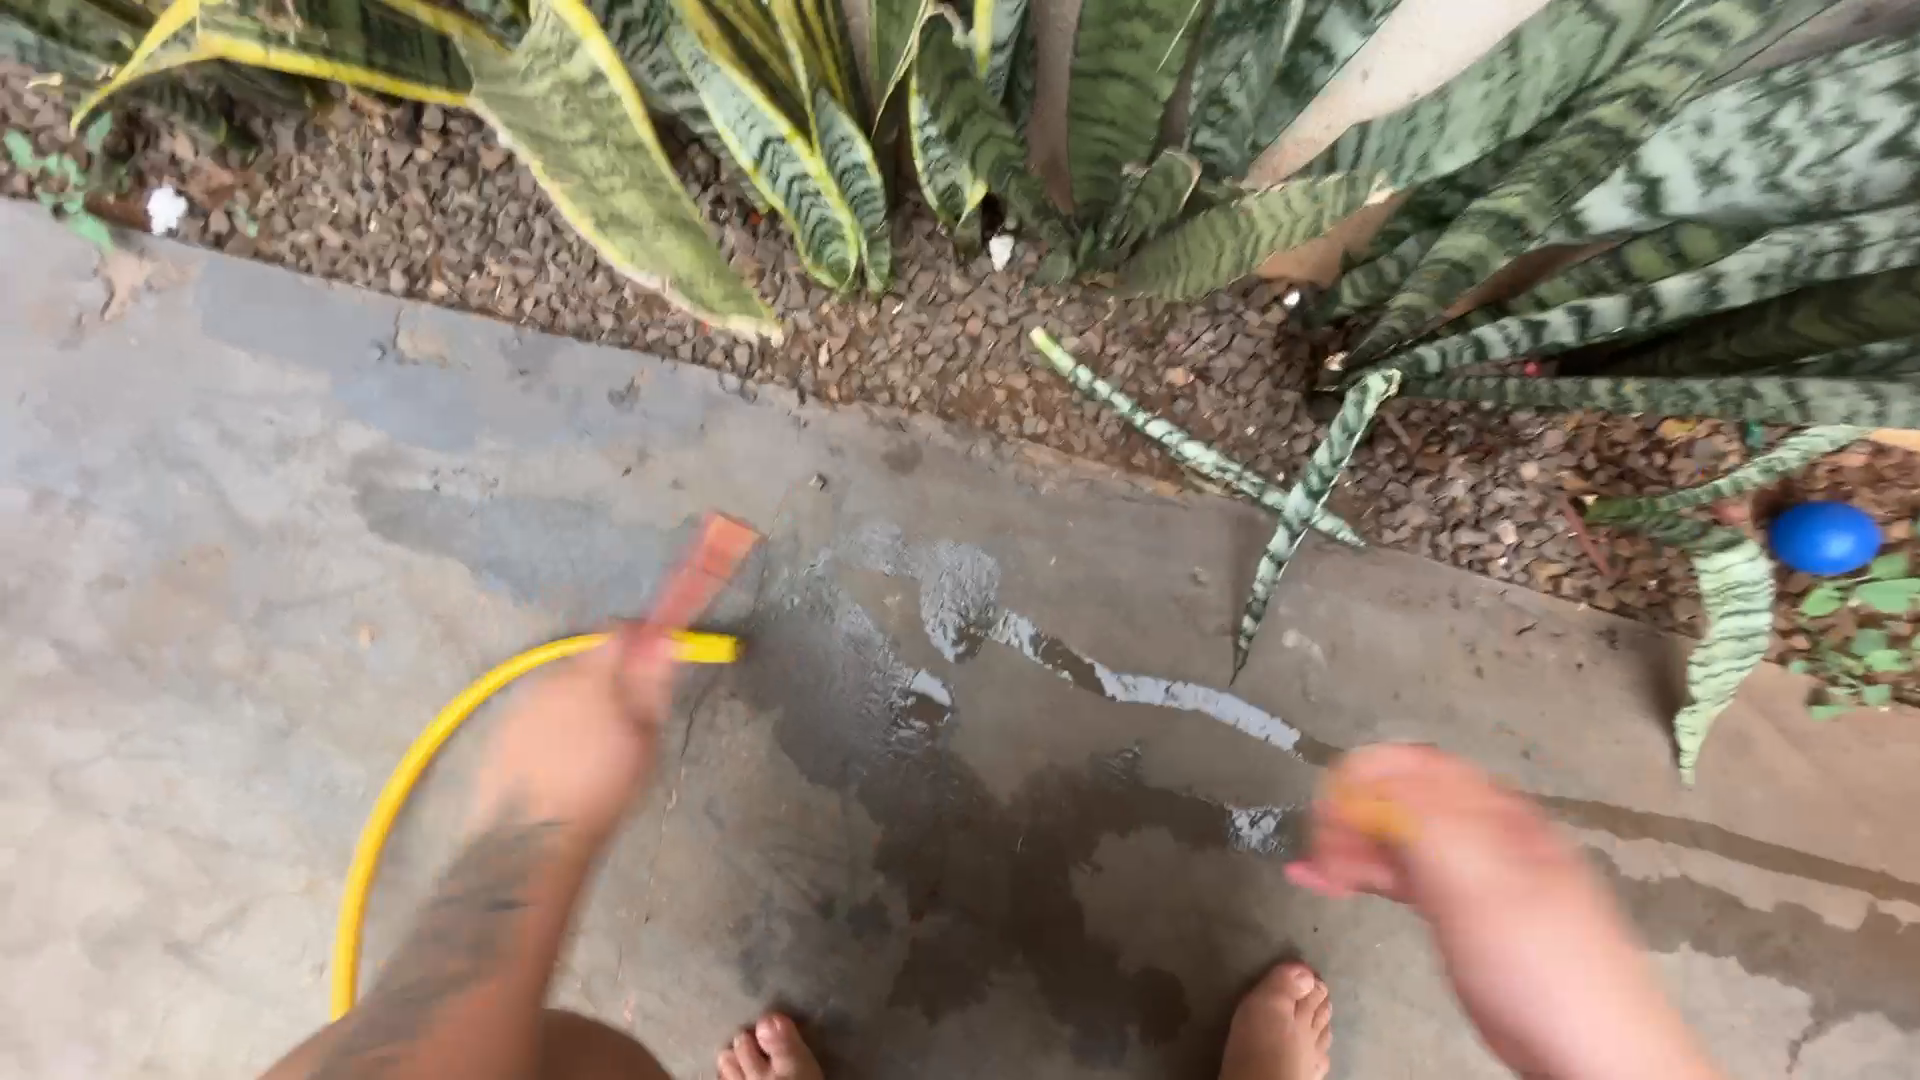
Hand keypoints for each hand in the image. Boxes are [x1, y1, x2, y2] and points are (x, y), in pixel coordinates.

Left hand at [468, 624, 679, 846]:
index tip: (655, 660)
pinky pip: (538, 710)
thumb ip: (654, 682)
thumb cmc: (604, 787)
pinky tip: (563, 756)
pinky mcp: (500, 730)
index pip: (618, 631)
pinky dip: (555, 720)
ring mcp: (520, 703)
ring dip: (582, 696)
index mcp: (591, 675)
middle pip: (589, 658)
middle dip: (611, 673)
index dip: (641, 639)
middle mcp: (550, 678)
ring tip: (595, 739)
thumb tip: (667, 638)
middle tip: (629, 712)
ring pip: (562, 685)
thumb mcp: (646, 736)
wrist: (532, 841)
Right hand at [1288, 745, 1721, 1079]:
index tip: (1331, 795)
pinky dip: (1356, 871)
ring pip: (1391, 836)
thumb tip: (1368, 779)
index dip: (1369, 772)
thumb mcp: (1483, 887)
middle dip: (1351, 810)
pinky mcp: (1451, 906)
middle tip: (1319, 836)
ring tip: (1314, 862)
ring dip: (1347, 842)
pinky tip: (1320, 875)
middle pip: (1399, 798)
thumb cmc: (1550, 973)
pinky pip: (1394, 873)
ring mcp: (1464, 871)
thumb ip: (1425, 825)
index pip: (1420, 765)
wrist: (1591, 1060)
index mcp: (1497, 817)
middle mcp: (1478, 834)